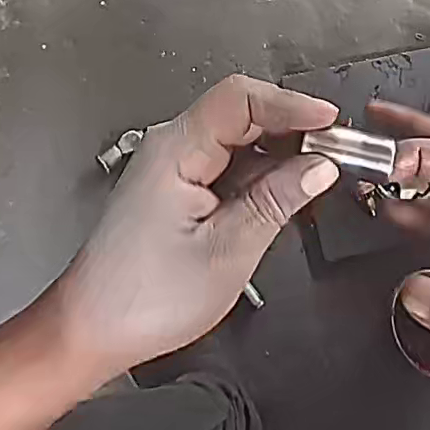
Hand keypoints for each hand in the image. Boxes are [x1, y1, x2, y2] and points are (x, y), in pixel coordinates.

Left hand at [38, 75, 340, 376]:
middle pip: (243, 111)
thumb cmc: (144, 299)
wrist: (93, 330)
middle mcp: (173, 147)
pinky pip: (234, 161)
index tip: (330, 120)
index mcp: (176, 152)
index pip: (240, 99)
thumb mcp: (227, 250)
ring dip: (284, 149)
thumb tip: (320, 167)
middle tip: (336, 149)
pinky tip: (289, 189)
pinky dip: (266, 170)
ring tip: (319, 172)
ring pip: (242, 136)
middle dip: (294, 125)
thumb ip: (277, 200)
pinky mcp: (183, 184)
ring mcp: (178, 165)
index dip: (290, 104)